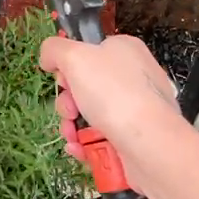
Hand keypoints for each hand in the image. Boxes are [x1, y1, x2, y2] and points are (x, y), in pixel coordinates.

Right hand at [38, 35, 187, 162]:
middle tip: (69, 111)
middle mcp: (134, 76)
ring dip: (72, 125)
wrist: (150, 145)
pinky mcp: (136, 138)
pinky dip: (86, 143)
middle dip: (67, 101)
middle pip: (85, 85)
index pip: (88, 51)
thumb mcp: (74, 56)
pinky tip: (80, 149)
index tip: (63, 79)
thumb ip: (54, 49)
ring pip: (90, 113)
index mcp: (125, 49)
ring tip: (72, 135)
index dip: (68, 65)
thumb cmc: (113, 93)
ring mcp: (137, 109)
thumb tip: (48, 59)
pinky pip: (102, 136)